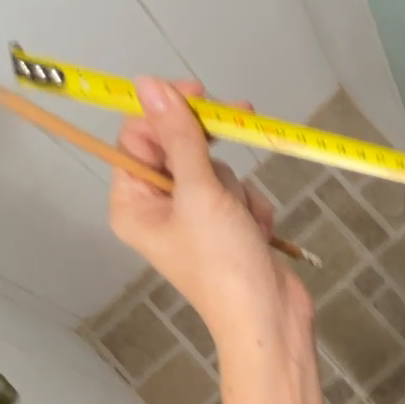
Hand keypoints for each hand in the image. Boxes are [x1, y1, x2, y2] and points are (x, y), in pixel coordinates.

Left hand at [108, 77, 311, 361]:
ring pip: (216, 173)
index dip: (168, 112)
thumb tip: (150, 83)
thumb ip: (180, 137)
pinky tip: (259, 230)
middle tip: (242, 115)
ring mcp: (197, 222)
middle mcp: (160, 210)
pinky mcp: (230, 231)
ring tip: (245, 220)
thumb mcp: (201, 194)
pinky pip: (239, 197)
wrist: (270, 319)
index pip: (139, 137)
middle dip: (212, 154)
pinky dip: (253, 208)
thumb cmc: (226, 265)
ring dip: (238, 190)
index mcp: (134, 204)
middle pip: (180, 150)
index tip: (200, 94)